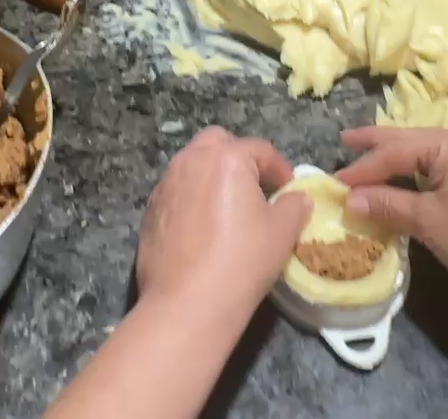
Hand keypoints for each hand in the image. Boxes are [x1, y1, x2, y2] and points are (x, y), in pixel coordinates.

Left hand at [136, 127, 311, 323]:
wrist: (186, 304)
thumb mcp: (281, 233)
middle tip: (255, 188)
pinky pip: (177, 189)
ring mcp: (166, 183)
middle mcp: (192, 159)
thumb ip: (294, 206)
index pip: (260, 149)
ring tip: (228, 207)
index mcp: (227, 158)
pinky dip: (192, 196)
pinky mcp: (150, 208)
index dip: (279, 168)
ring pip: (193, 163)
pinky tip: (202, 227)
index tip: (288, 188)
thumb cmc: (241, 261)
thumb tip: (297, 198)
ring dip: (212, 175)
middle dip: (239, 158)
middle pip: (219, 143)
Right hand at [334, 127, 447, 316]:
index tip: (333, 182)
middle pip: (413, 140)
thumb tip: (349, 199)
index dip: (362, 169)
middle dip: (378, 144)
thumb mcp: (430, 223)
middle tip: (345, 141)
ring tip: (372, 158)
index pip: (395, 152)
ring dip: (401, 158)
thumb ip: (387, 205)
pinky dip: (424, 169)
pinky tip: (412, 176)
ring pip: (432, 150)